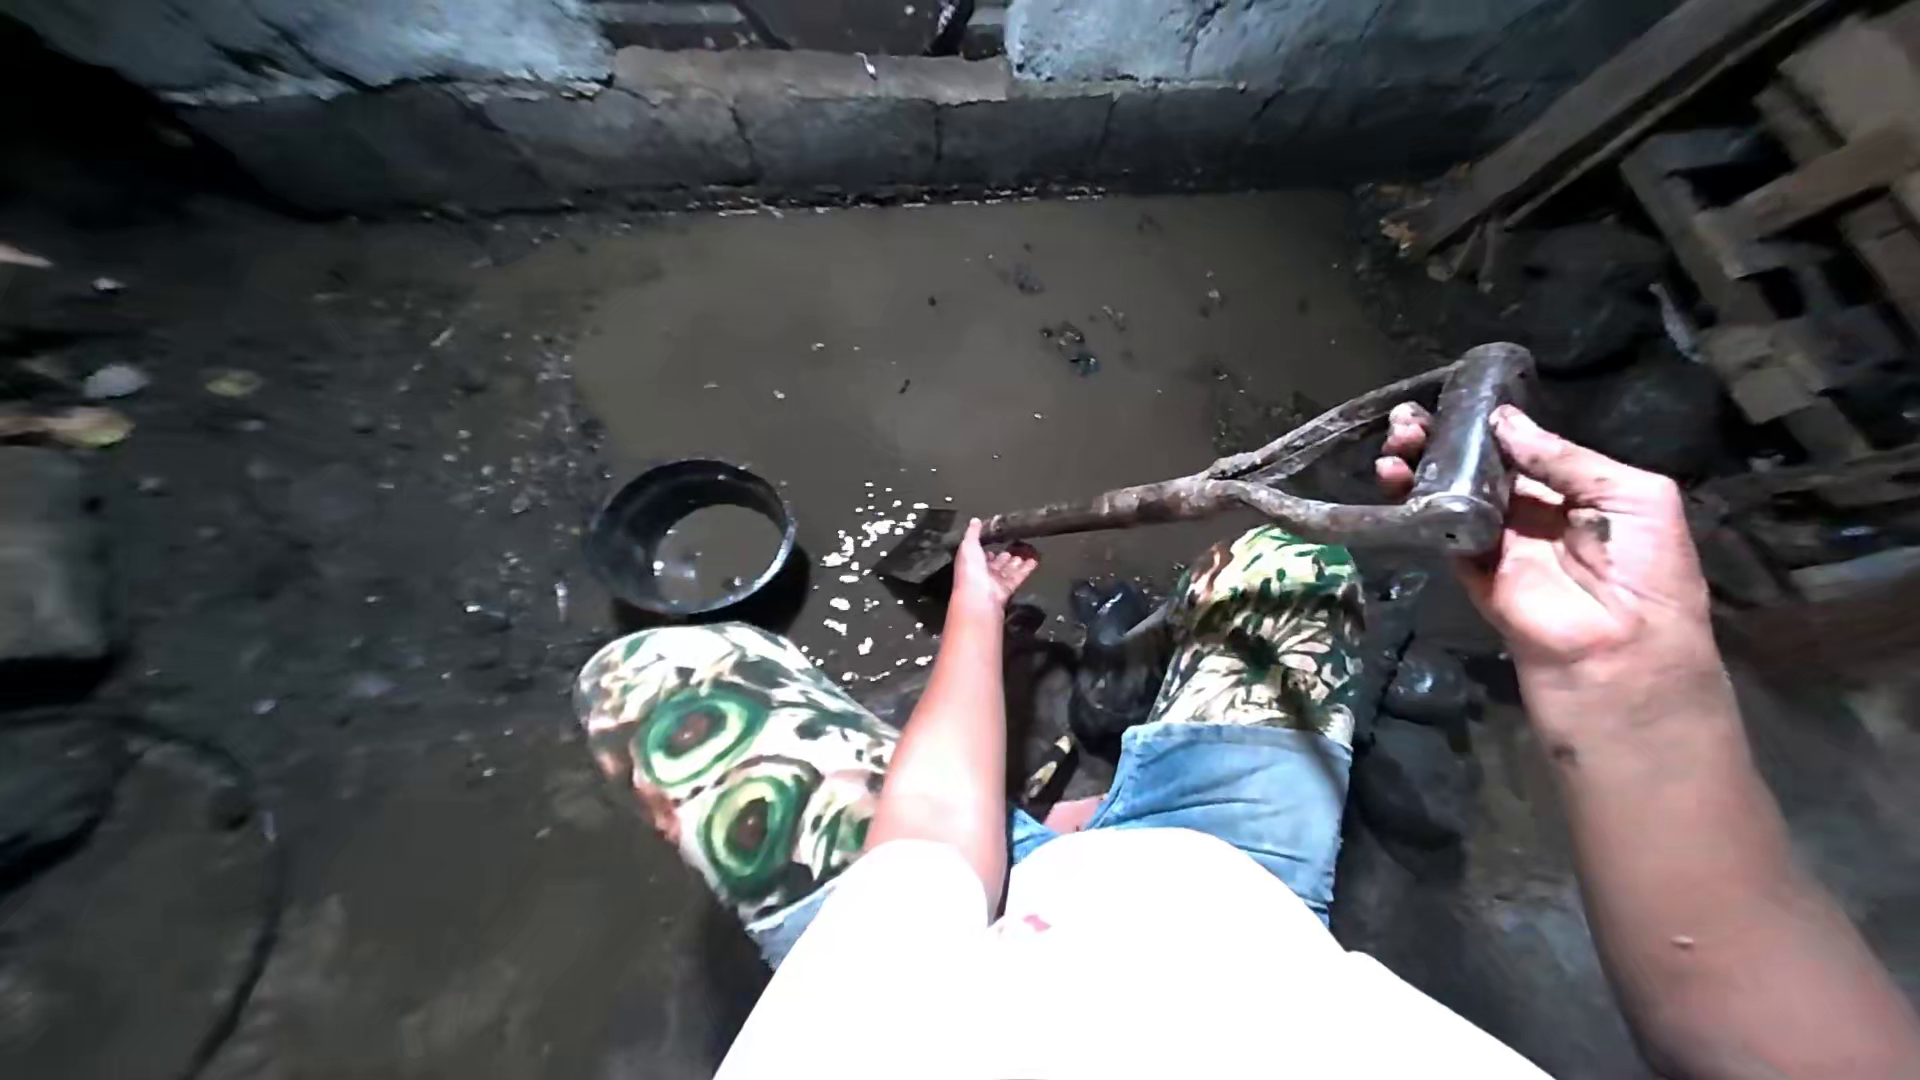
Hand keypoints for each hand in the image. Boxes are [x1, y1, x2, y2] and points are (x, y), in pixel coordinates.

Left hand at [951, 518, 1038, 611]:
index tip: (998, 538)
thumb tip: (975, 520)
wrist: (978, 597)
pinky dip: (1026, 569)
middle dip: (1005, 554)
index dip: (988, 547)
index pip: (980, 554)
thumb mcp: (968, 545)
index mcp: (971, 562)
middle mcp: (982, 572)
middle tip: (1016, 544)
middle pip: (997, 562)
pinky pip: (1018, 577)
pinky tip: (1034, 560)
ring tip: (1028, 550)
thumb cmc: (970, 571)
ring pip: (1008, 570)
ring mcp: (995, 582)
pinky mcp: (1007, 589)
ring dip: (1017, 561)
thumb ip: (972, 533)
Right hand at [1375, 403, 1711, 675]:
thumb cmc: (1643, 567)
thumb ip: (1565, 459)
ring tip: (1395, 442)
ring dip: (1415, 464)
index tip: (1450, 404)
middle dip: (1437, 441)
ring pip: (1441, 491)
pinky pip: (1429, 525)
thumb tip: (1502, 421)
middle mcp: (1518, 508)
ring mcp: (1483, 535)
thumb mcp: (1634, 495)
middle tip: (1407, 422)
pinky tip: (1393, 477)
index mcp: (1563, 489)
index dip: (1480, 427)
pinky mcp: (1455, 561)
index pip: (1512, 449)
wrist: (1614, 644)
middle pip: (1468, 466)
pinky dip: (1406, 501)